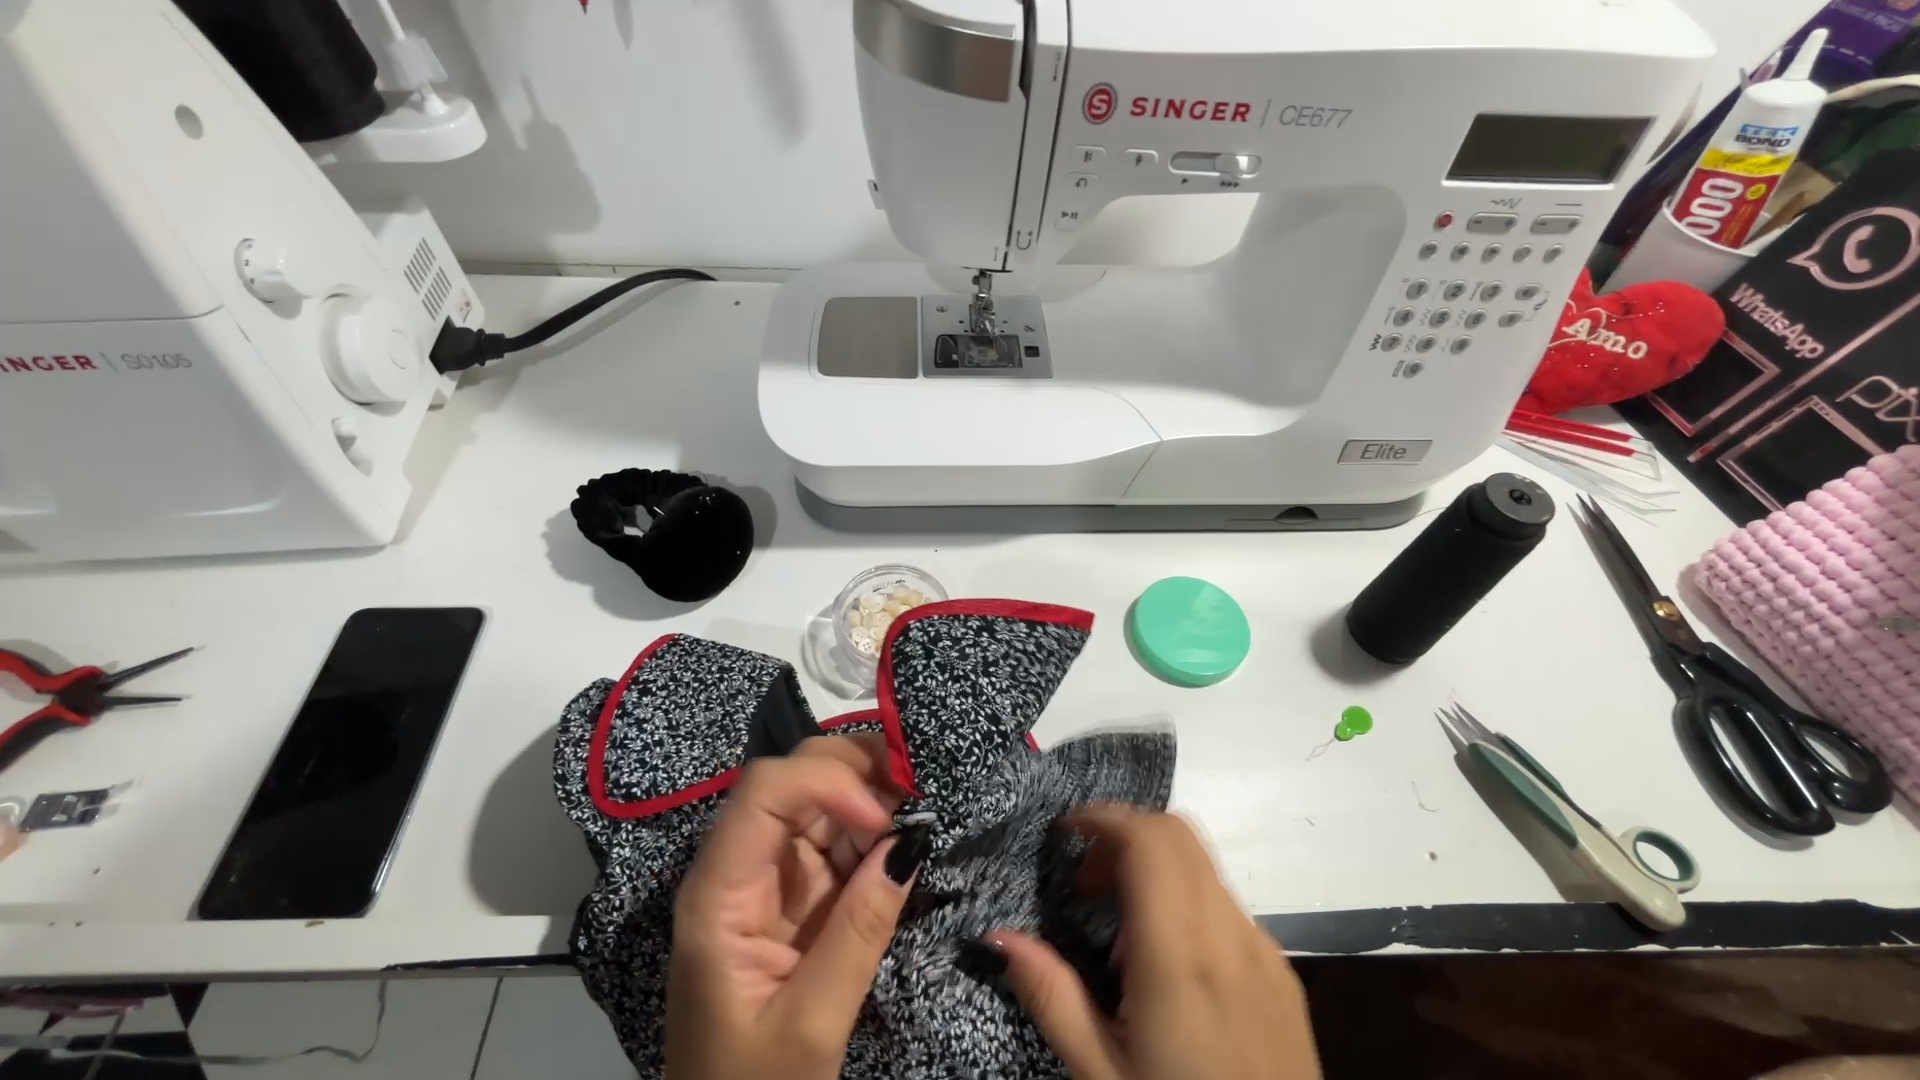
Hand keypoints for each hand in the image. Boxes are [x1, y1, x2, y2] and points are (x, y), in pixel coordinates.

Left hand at [666, 734, 931, 1079]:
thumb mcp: (811, 1022)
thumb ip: (860, 930)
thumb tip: (912, 842)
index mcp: (720, 893)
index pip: (765, 792)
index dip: (827, 781)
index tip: (885, 818)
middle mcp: (738, 869)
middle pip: (789, 783)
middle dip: (854, 769)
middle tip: (919, 782)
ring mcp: (767, 881)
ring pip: (815, 804)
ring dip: (869, 795)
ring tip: (921, 803)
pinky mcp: (794, 899)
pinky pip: (832, 843)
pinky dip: (872, 831)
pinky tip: (905, 834)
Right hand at [990, 805, 1320, 1079]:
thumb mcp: (1099, 1073)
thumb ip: (1049, 994)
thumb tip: (998, 934)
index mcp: (1180, 957)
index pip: (1151, 840)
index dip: (1105, 818)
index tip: (1064, 833)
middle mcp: (1230, 937)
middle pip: (1180, 835)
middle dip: (1124, 835)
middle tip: (1084, 883)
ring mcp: (1265, 952)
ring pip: (1204, 867)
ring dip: (1155, 867)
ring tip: (1118, 930)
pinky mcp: (1284, 973)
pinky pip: (1227, 906)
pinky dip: (1185, 900)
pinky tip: (1165, 962)